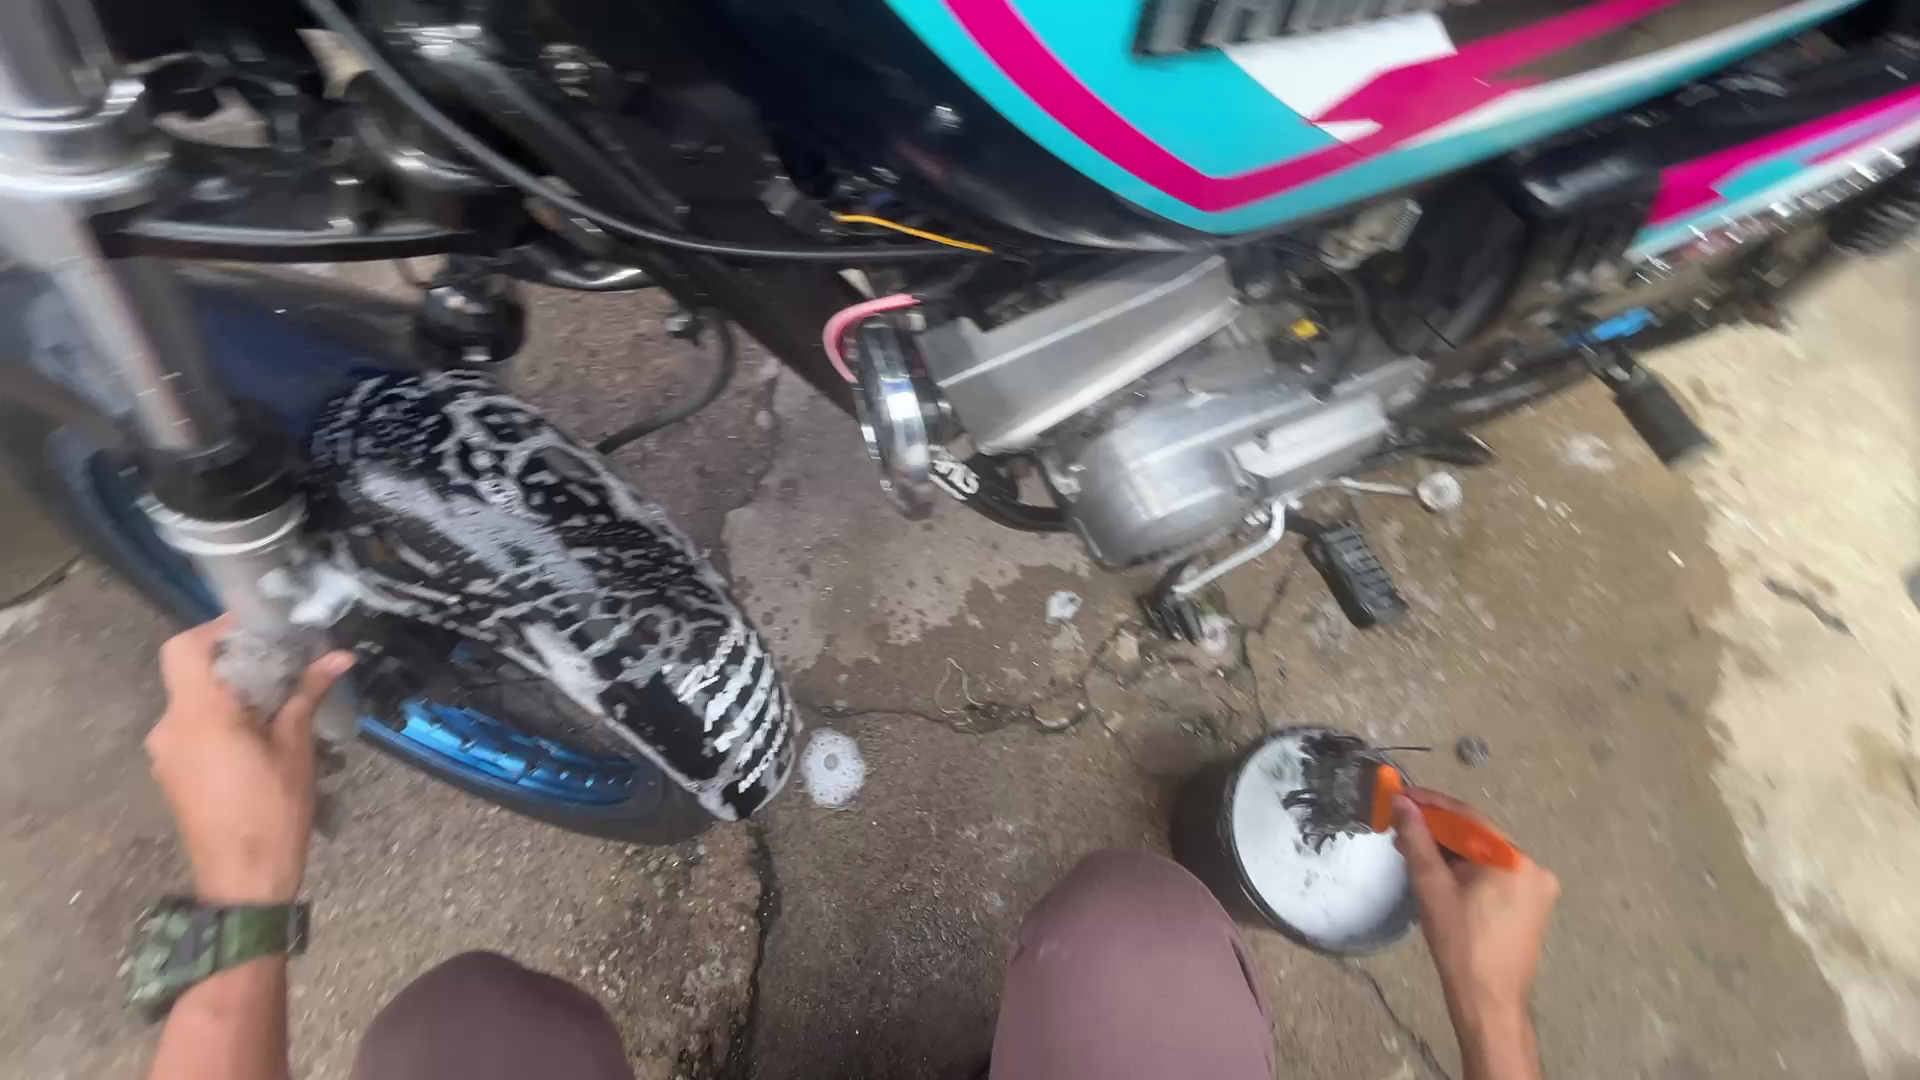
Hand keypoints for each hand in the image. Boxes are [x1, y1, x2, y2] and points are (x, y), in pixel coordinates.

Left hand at [146, 617, 353, 904]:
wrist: (243, 871)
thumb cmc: (273, 805)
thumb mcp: (297, 745)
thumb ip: (308, 695)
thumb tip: (338, 656)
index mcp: (197, 716)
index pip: (186, 650)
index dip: (220, 628)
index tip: (267, 624)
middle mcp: (171, 728)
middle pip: (195, 673)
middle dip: (244, 659)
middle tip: (295, 656)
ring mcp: (170, 750)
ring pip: (200, 699)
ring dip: (243, 688)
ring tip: (294, 694)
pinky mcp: (179, 768)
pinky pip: (201, 724)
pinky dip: (234, 713)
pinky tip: (276, 727)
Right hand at [1395, 792, 1558, 1030]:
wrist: (1488, 998)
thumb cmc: (1459, 939)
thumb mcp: (1430, 883)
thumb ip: (1416, 837)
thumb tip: (1401, 802)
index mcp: (1514, 861)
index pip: (1467, 816)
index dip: (1431, 802)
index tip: (1400, 794)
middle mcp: (1533, 868)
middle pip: (1475, 833)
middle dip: (1435, 828)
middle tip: (1399, 827)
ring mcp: (1536, 887)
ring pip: (1482, 852)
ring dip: (1447, 848)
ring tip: (1411, 851)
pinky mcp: (1531, 903)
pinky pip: (1492, 870)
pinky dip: (1463, 865)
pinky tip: (1437, 870)